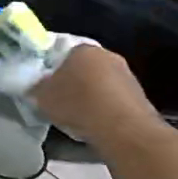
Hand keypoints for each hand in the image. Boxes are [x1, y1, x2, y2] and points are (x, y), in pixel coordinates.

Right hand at [31, 43, 168, 148]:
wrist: (123, 130)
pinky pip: (115, 99)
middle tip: (61, 98)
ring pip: (101, 82)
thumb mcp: (42, 96)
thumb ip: (37, 86)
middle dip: (74, 80)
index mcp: (82, 48)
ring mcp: (127, 75)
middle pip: (84, 66)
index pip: (62, 51)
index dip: (52, 67)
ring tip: (79, 115)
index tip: (46, 83)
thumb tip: (37, 85)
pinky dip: (106, 108)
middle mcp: (107, 55)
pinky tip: (97, 123)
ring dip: (92, 95)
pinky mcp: (140, 96)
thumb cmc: (78, 104)